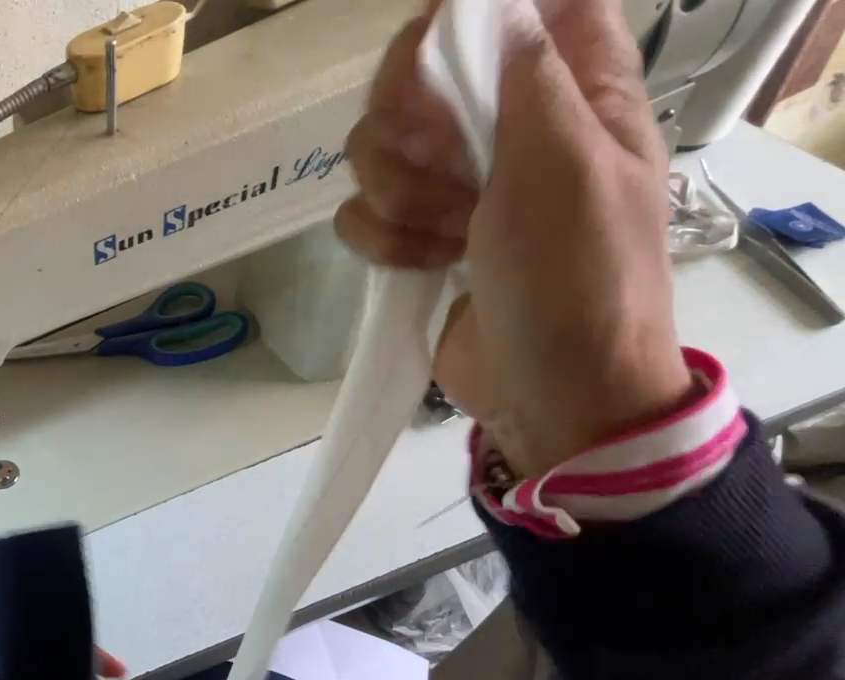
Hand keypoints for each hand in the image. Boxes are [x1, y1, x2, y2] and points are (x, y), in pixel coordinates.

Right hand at [335, 0, 693, 474]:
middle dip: (412, 133)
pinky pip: (358, 215)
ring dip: (399, 201)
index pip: (509, 8)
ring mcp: (454, 184)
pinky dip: (383, 244)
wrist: (547, 385)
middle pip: (416, 77)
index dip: (459, 27)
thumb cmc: (577, 278)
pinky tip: (427, 266)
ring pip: (374, 152)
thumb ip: (526, 80)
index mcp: (570, 88)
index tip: (439, 77)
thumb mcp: (566, 168)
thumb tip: (485, 9)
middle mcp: (504, 124)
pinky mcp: (412, 236)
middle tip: (447, 173)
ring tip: (449, 238)